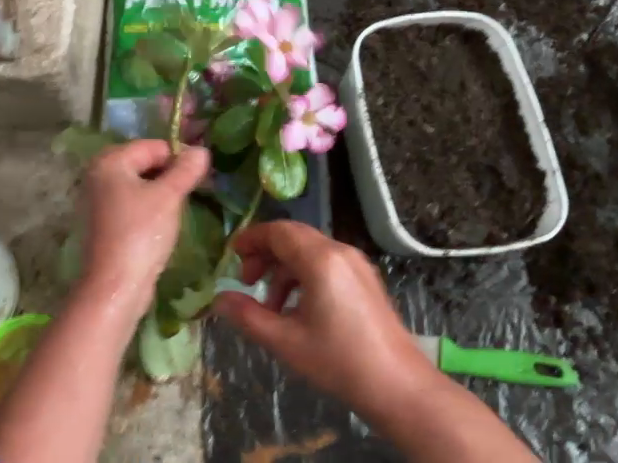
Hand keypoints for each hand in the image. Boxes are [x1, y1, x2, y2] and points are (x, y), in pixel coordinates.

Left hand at [78, 140, 209, 318]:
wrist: (115, 287)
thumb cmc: (141, 234)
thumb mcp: (168, 197)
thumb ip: (186, 170)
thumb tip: (202, 150)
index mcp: (110, 161)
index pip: (153, 146)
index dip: (179, 158)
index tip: (200, 176)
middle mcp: (98, 174)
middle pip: (144, 163)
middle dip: (170, 175)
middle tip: (192, 192)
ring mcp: (98, 199)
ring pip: (139, 185)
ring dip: (161, 192)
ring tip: (179, 209)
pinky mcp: (103, 222)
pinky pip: (132, 203)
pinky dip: (149, 207)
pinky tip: (163, 224)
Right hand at [213, 221, 436, 418]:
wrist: (399, 386)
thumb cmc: (339, 362)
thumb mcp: (286, 342)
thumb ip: (248, 317)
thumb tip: (218, 300)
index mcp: (320, 259)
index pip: (278, 231)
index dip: (251, 239)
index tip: (231, 256)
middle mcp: (340, 251)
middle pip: (294, 237)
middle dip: (266, 254)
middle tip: (247, 280)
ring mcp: (356, 264)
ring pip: (310, 250)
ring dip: (285, 269)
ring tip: (271, 305)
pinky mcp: (366, 279)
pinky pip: (327, 263)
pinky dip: (305, 275)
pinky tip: (298, 309)